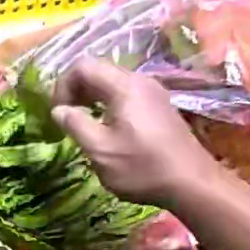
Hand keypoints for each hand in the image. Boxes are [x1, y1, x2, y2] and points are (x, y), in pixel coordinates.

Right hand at [51, 57, 221, 207]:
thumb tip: (58, 110)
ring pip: (113, 82)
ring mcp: (153, 92)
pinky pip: (127, 94)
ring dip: (92, 97)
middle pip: (99, 70)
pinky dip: (108, 104)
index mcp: (123, 86)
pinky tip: (107, 128)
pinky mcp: (160, 107)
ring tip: (83, 123)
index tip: (57, 113)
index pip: (83, 65)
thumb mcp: (100, 151)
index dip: (63, 85)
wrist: (191, 183)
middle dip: (76, 89)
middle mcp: (140, 81)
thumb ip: (75, 125)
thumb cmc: (142, 168)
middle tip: (66, 117)